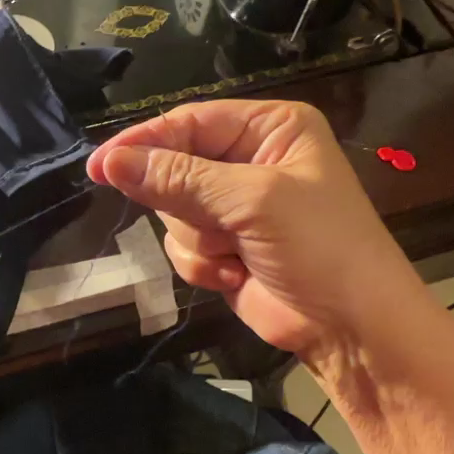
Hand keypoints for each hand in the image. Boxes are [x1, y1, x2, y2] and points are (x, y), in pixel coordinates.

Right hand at [87, 99, 426, 368]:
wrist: (354, 332)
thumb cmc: (320, 249)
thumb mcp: (252, 201)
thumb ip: (178, 179)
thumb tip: (109, 162)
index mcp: (270, 128)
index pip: (189, 121)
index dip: (144, 142)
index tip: (99, 166)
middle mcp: (251, 160)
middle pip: (175, 167)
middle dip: (187, 205)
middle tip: (213, 226)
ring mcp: (236, 207)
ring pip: (172, 213)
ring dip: (200, 241)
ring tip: (238, 255)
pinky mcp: (225, 247)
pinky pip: (182, 246)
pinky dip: (202, 264)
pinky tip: (235, 276)